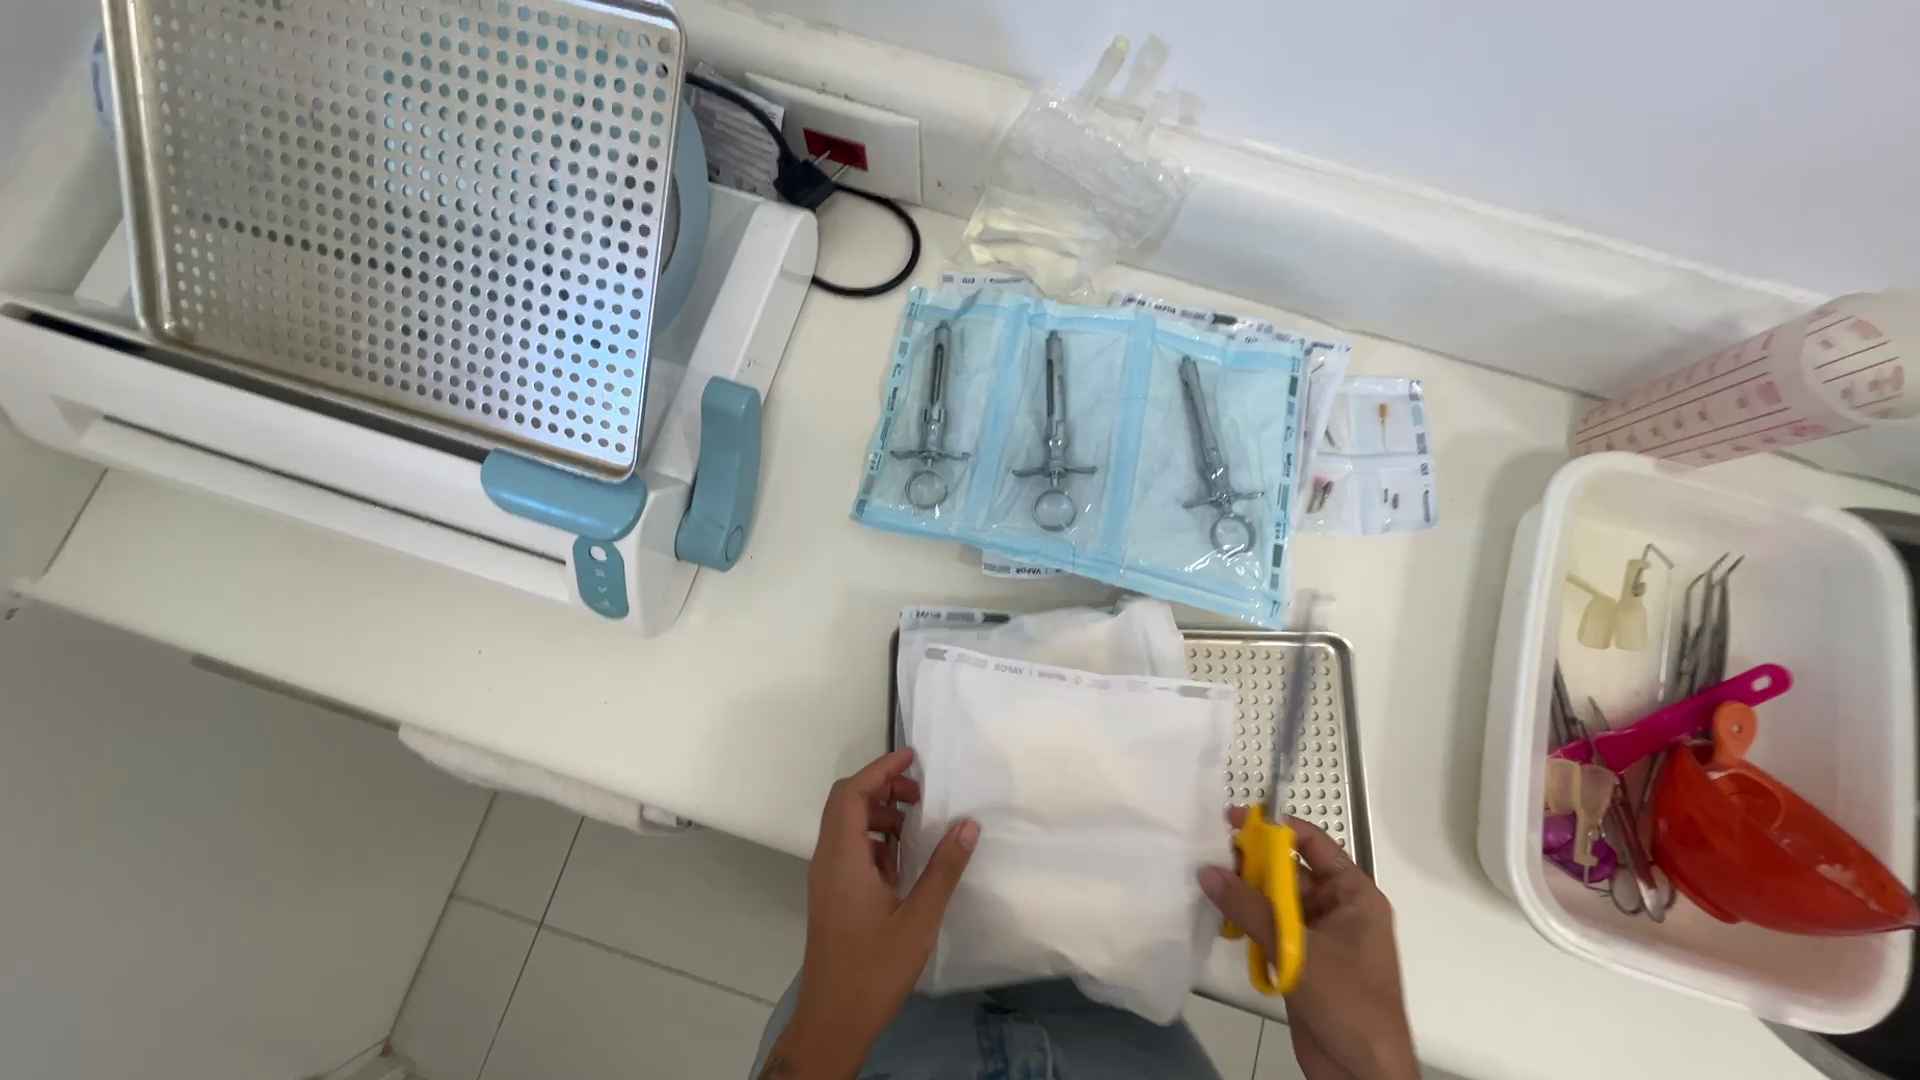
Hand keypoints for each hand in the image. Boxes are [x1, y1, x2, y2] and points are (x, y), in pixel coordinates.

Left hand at [760, 749, 978, 1079]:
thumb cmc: (874, 968)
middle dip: (882, 788)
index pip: (853, 793)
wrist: (833, 1020)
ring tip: (916, 828)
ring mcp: (826, 878)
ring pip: (845, 826)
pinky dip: (874, 840)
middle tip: (920, 794)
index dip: (881, 769)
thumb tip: (968, 825)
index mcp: (843, 857)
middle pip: (845, 802)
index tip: (912, 759)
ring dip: (879, 815)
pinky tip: (902, 863)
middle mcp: (827, 860)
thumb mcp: (919, 918)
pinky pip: (848, 848)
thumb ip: (943, 869)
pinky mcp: (831, 895)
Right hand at [1200, 810, 1416, 1079]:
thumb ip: (1251, 908)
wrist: (1363, 1076)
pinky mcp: (1301, 961)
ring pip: (1275, 900)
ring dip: (1246, 894)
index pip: (1312, 844)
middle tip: (1211, 854)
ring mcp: (1318, 936)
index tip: (1234, 819)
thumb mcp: (1298, 950)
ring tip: (1209, 884)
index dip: (1275, 828)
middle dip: (1252, 862)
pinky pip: (1270, 928)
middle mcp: (1336, 909)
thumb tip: (1209, 871)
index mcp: (1353, 896)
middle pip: (1289, 870)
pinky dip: (1247, 922)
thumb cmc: (1349, 1004)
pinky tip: (1222, 920)